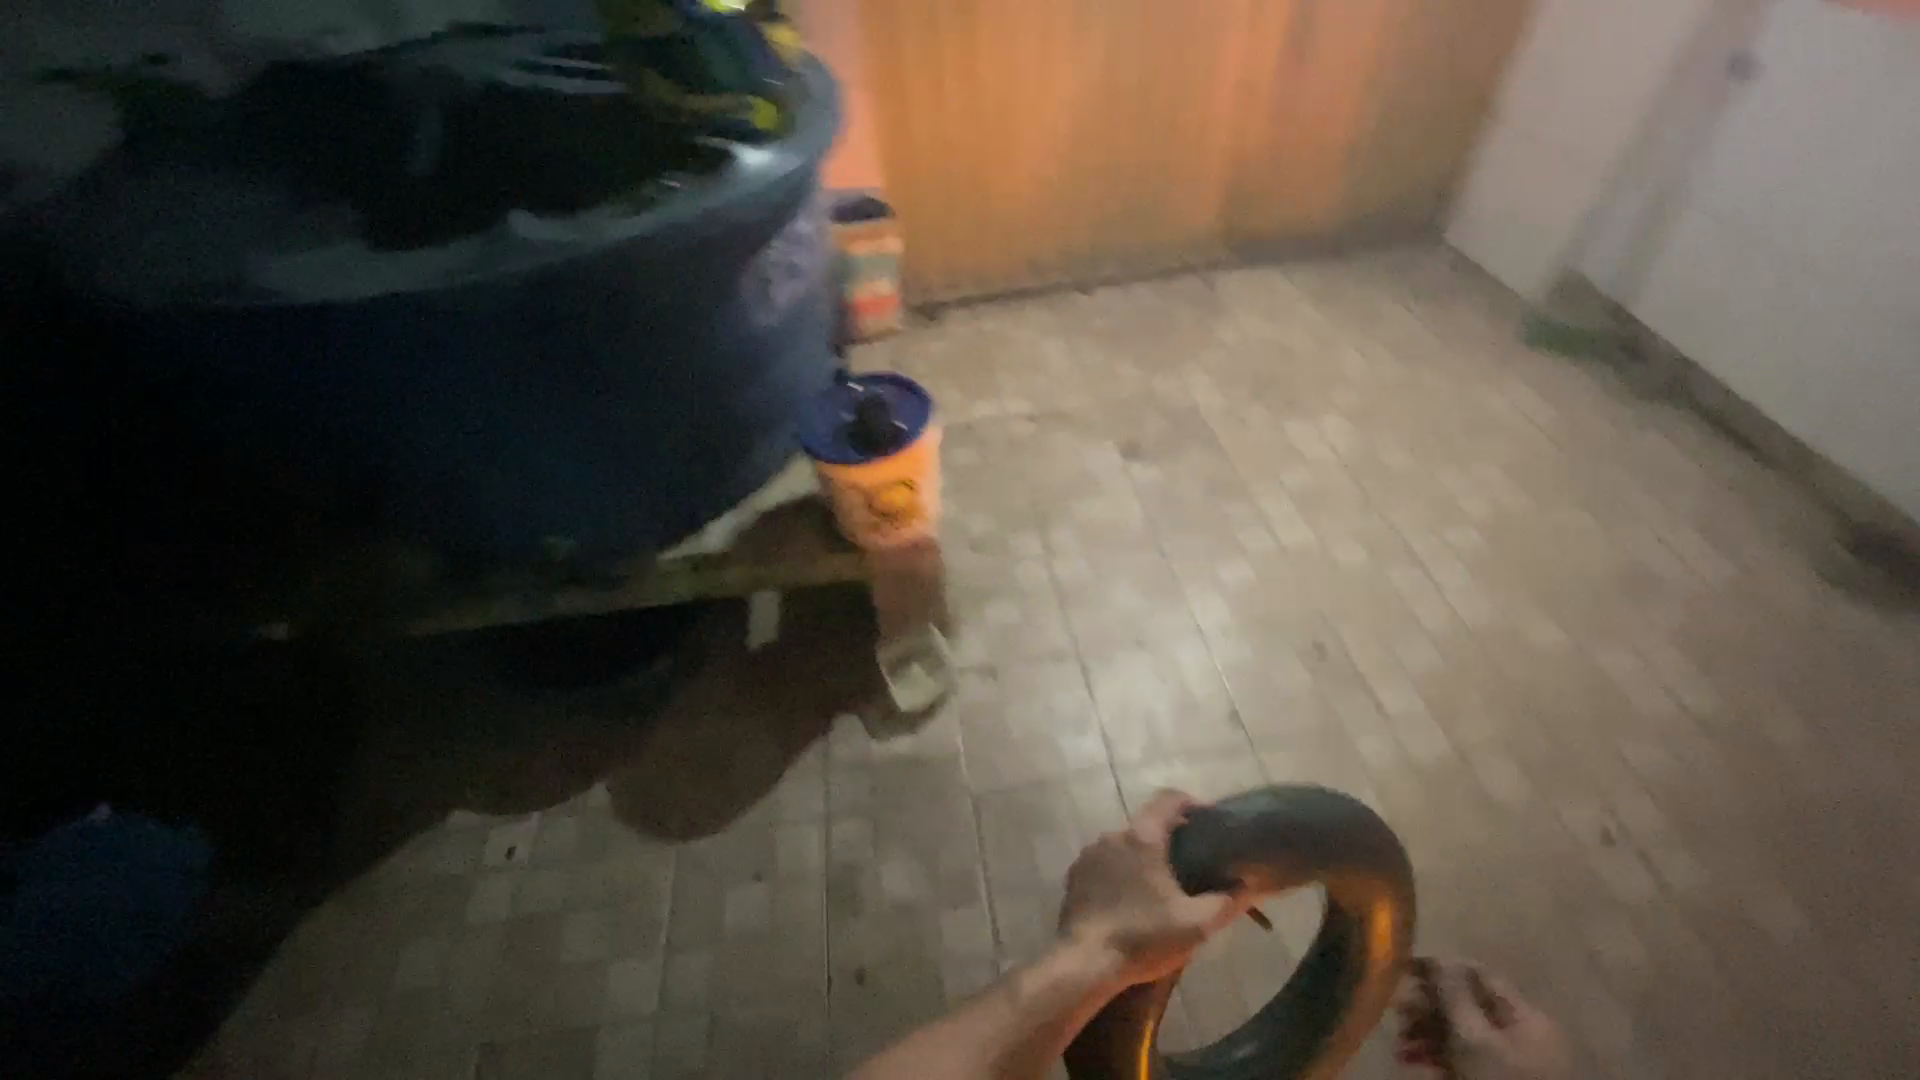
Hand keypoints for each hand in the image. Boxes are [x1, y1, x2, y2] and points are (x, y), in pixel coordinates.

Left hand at [1056, 789, 1248, 987]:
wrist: (1085, 963)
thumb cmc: (1144, 937)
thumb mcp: (1196, 925)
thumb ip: (1226, 901)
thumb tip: (1246, 886)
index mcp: (1142, 837)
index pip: (1168, 799)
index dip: (1191, 802)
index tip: (1208, 820)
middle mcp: (1112, 835)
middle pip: (1146, 823)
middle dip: (1169, 836)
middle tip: (1192, 860)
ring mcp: (1089, 853)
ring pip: (1124, 843)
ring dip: (1143, 855)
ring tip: (1162, 883)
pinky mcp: (1076, 874)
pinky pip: (1105, 862)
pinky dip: (1121, 870)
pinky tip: (1131, 898)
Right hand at [1396, 960, 1569, 1079]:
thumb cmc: (1501, 1079)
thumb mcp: (1472, 1036)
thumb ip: (1453, 993)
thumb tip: (1437, 958)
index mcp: (1524, 1015)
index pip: (1479, 974)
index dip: (1441, 967)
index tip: (1405, 969)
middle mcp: (1518, 1033)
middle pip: (1463, 1006)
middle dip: (1425, 1008)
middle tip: (1397, 1012)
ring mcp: (1507, 1061)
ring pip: (1457, 1035)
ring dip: (1423, 1036)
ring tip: (1399, 1046)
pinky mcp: (1493, 1079)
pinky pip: (1460, 1060)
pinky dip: (1435, 1058)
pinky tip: (1413, 1063)